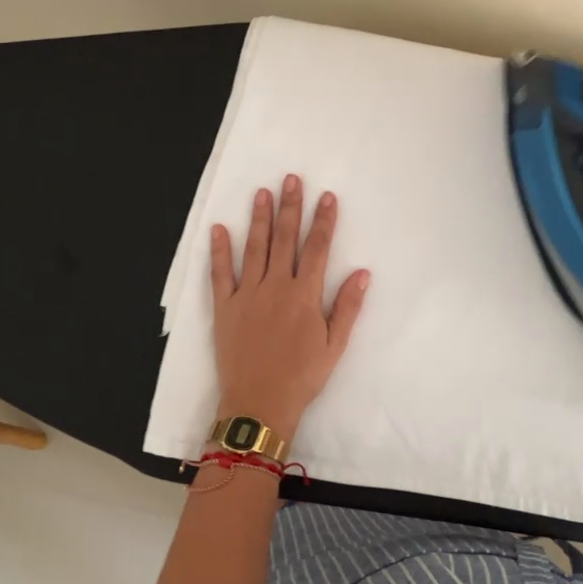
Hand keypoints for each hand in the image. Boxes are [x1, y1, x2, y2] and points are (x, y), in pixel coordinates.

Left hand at [209, 174, 369, 437]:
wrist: (259, 404)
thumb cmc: (302, 377)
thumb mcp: (335, 346)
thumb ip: (348, 307)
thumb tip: (363, 272)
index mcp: (305, 295)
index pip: (318, 249)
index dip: (323, 221)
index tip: (327, 196)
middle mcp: (276, 287)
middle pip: (285, 239)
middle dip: (290, 207)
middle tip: (291, 179)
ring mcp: (247, 295)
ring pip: (254, 248)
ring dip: (259, 218)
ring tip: (262, 192)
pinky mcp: (224, 307)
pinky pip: (220, 273)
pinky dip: (219, 250)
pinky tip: (219, 228)